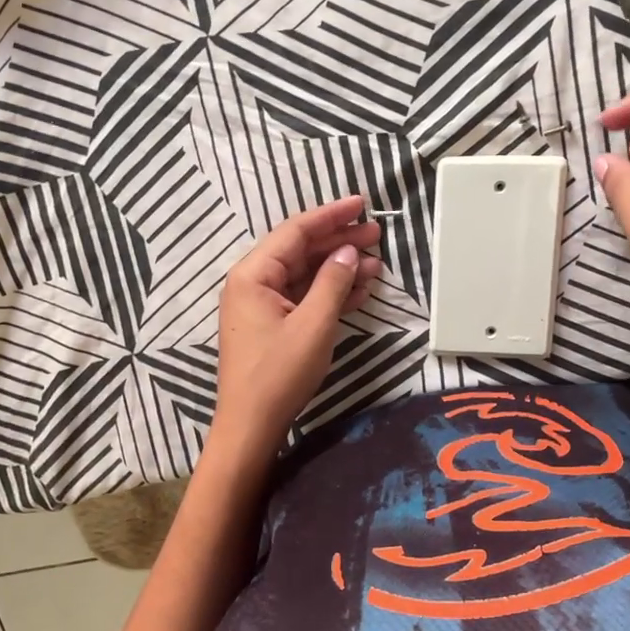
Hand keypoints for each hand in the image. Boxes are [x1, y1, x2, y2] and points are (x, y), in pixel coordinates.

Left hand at [212, 195, 381, 454]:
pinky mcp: (271, 327)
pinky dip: (329, 293)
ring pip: (305, 275)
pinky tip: (360, 289)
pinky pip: (303, 298)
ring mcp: (261, 306)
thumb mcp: (314, 325)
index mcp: (253, 274)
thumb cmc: (279, 374)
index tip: (362, 204)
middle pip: (300, 251)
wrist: (251, 425)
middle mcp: (252, 283)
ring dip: (339, 269)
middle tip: (378, 234)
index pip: (295, 232)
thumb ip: (333, 283)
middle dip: (339, 242)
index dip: (331, 216)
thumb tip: (349, 252)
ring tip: (377, 264)